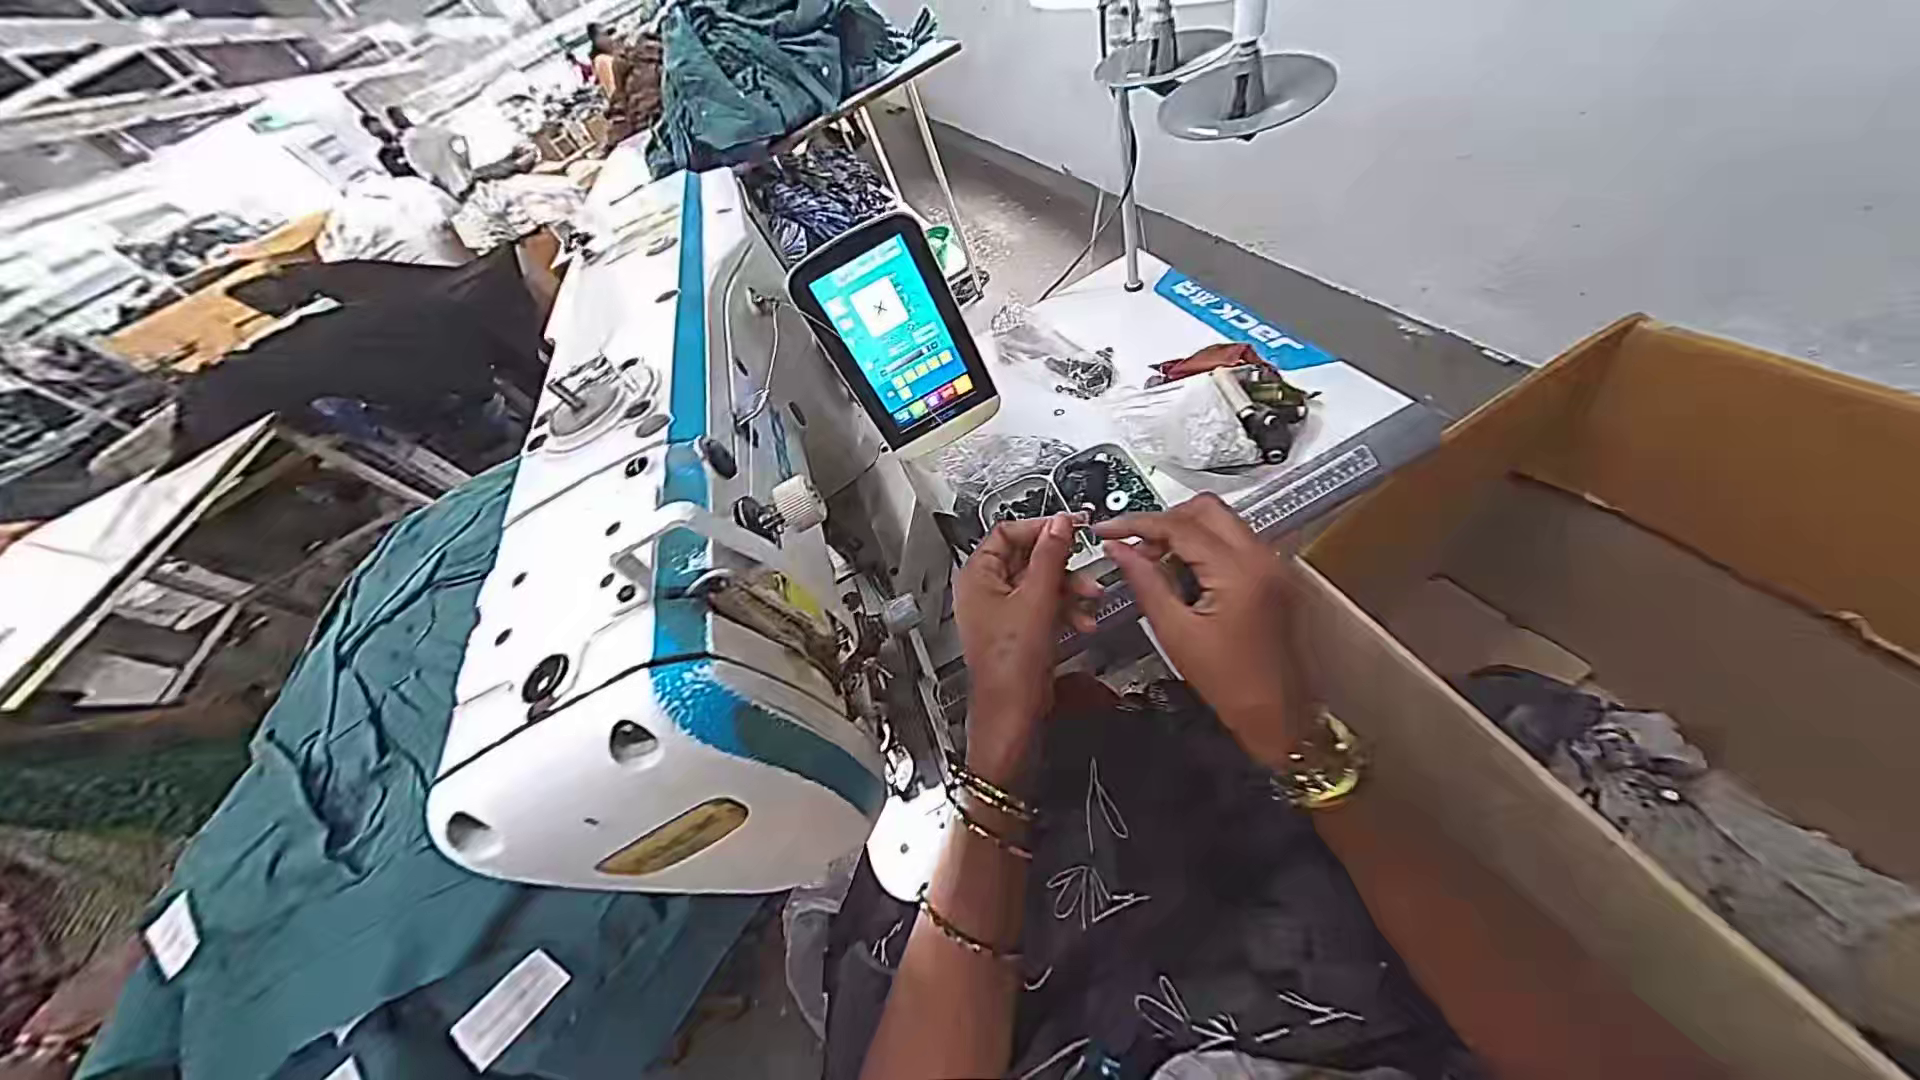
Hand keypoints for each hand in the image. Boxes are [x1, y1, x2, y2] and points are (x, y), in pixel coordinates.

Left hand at [953, 513, 1100, 786]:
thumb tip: (1059, 523)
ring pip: (1040, 583)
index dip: (1039, 527)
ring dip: (1069, 588)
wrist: (1012, 713)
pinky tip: (1082, 620)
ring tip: (1091, 597)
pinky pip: (1044, 606)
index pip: (1006, 533)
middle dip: (1061, 564)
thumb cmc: (1009, 665)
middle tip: (1084, 564)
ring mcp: (1003, 611)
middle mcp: (986, 590)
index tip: (1068, 527)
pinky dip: (1065, 608)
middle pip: (1027, 558)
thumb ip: (1051, 557)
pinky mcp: (1019, 629)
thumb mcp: (1037, 599)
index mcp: (977, 576)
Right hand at [1094, 495, 1301, 757]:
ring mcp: (1272, 565)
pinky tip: (1181, 573)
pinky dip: (1202, 546)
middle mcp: (1263, 558)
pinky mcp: (1273, 575)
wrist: (1278, 715)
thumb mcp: (1175, 631)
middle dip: (1163, 520)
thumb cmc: (1231, 683)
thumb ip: (1145, 581)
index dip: (1136, 523)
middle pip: (1204, 509)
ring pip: (1220, 521)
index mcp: (1239, 572)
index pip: (1179, 525)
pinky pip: (1232, 541)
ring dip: (1183, 532)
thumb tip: (1120, 550)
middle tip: (1134, 546)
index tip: (1108, 530)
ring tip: (1153, 562)